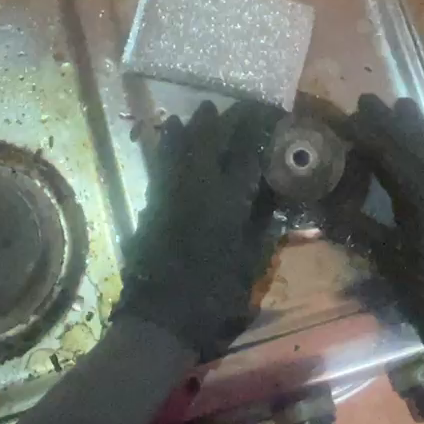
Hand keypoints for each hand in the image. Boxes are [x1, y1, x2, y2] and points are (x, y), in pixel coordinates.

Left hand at [117, 101, 283, 360]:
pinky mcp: (153, 201)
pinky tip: (170, 132)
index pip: (246, 156)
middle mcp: (200, 188)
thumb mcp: (249, 263)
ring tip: (205, 109)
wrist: (161, 316)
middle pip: (214, 142)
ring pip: (183, 146)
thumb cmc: (213, 296)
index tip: (269, 116)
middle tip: (241, 107)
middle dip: (228, 121)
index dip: (258, 133)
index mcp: (229, 202)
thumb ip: (261, 228)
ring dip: (195, 126)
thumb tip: (270, 201)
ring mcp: (172, 192)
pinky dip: (167, 144)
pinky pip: (161, 163)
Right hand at [351, 94, 423, 377]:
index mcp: (423, 194)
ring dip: (412, 126)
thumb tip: (324, 206)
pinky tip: (422, 137)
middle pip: (413, 141)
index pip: (390, 152)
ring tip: (396, 107)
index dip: (367, 133)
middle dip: (388, 121)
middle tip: (364, 103)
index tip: (346, 118)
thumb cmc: (423, 285)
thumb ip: (358, 226)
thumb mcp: (384, 255)